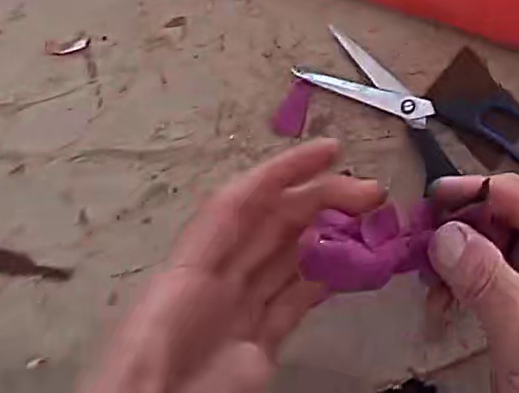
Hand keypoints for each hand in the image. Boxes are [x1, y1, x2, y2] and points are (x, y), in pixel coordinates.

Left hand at [78, 139, 385, 392]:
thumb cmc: (143, 386)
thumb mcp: (159, 333)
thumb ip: (206, 288)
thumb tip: (278, 251)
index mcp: (183, 277)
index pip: (237, 205)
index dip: (284, 170)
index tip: (334, 150)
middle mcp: (213, 289)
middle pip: (273, 223)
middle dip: (325, 197)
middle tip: (375, 194)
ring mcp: (236, 318)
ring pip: (291, 255)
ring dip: (334, 231)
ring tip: (374, 221)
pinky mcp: (257, 349)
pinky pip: (298, 297)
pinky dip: (330, 273)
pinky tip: (358, 260)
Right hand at [426, 174, 518, 392]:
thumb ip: (485, 275)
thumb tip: (443, 232)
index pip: (514, 194)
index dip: (472, 190)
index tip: (425, 198)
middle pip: (498, 215)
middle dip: (458, 228)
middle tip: (416, 249)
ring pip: (487, 243)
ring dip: (455, 257)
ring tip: (428, 286)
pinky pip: (484, 273)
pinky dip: (459, 281)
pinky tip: (440, 302)